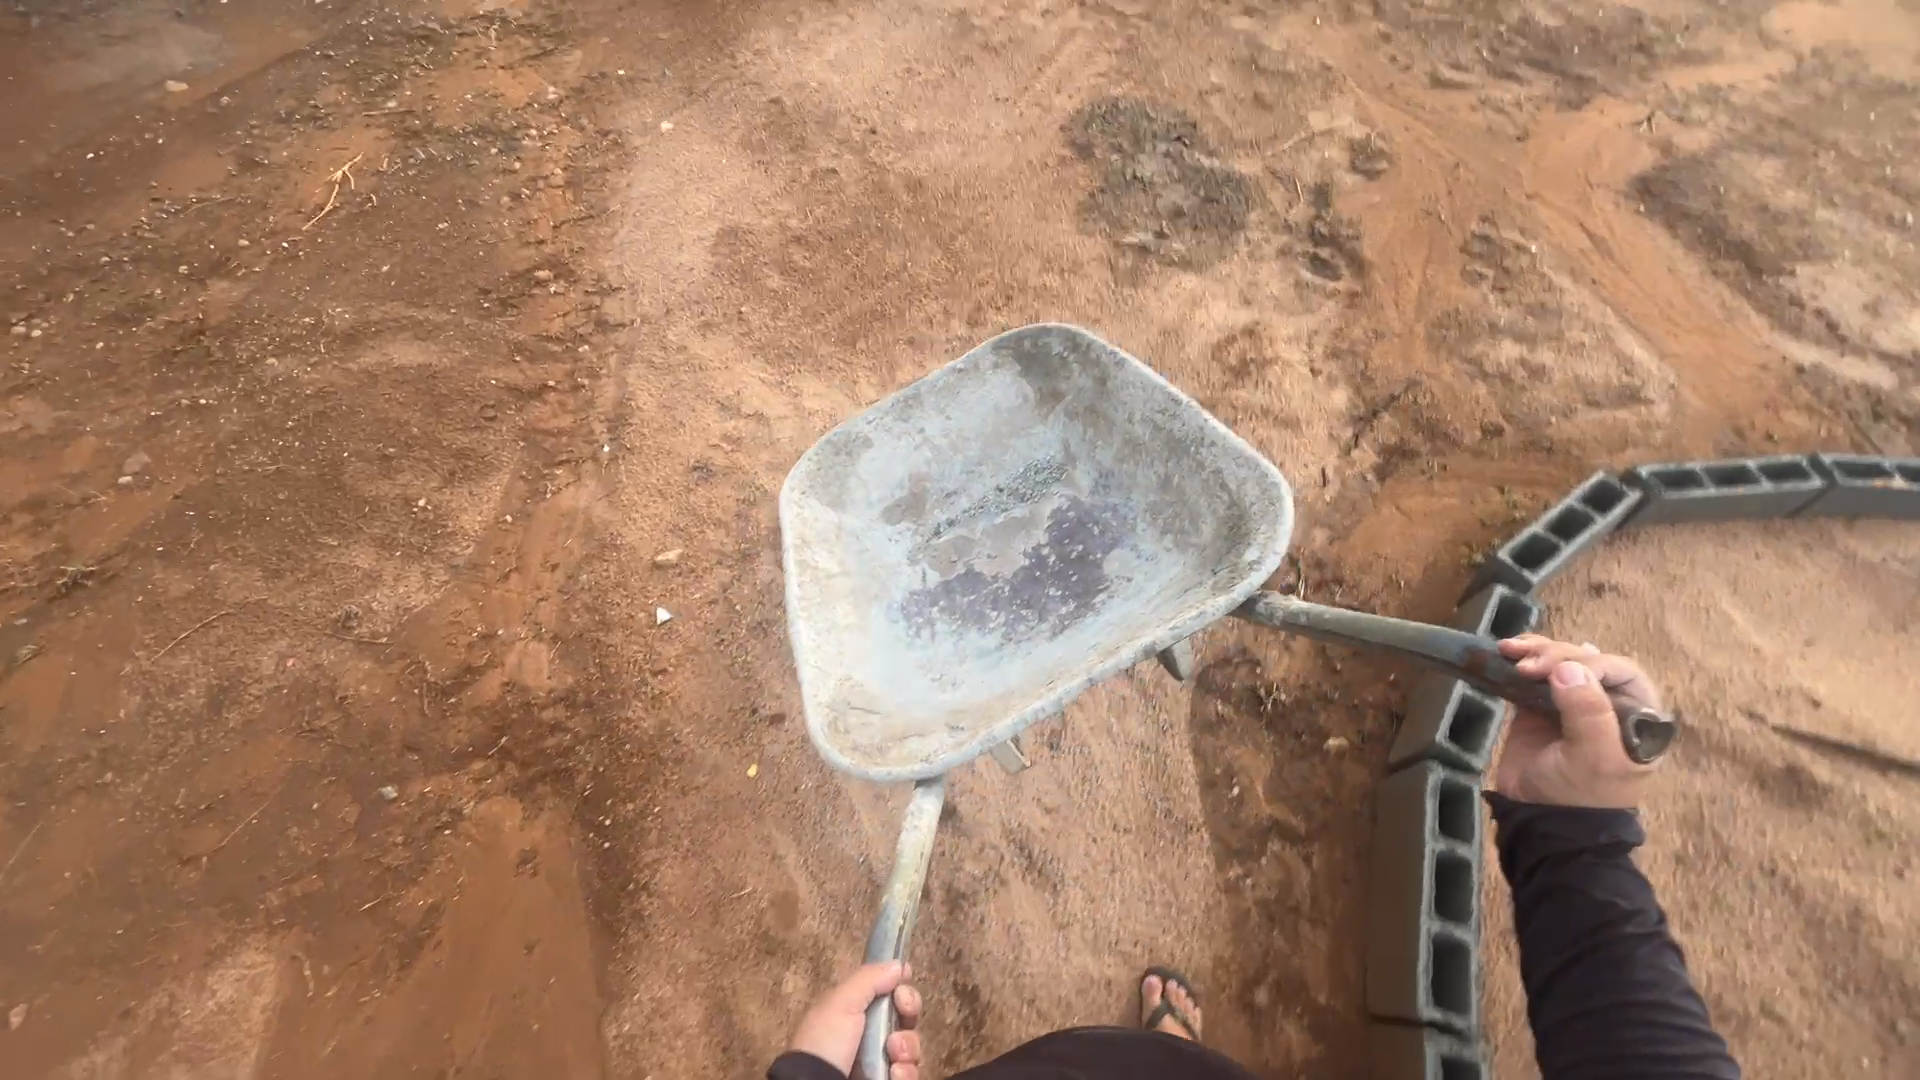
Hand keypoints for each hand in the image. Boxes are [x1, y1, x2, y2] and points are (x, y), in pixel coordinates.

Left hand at [788, 961, 922, 1079]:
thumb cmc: (825, 1042)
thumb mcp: (840, 1002)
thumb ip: (869, 978)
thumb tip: (898, 965)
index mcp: (857, 1011)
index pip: (891, 993)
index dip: (902, 989)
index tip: (901, 989)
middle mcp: (872, 1034)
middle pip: (906, 1016)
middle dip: (910, 1012)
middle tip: (903, 1013)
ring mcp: (880, 1061)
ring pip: (912, 1046)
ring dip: (907, 1046)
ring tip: (893, 1053)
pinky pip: (910, 1073)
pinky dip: (906, 1072)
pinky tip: (894, 1073)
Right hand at [1494, 635, 1663, 808]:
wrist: (1540, 817)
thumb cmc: (1581, 792)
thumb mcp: (1595, 757)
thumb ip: (1588, 713)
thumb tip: (1568, 669)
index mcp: (1637, 715)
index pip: (1621, 671)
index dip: (1589, 663)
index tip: (1552, 670)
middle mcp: (1606, 704)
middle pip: (1585, 661)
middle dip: (1553, 655)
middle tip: (1524, 664)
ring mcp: (1569, 704)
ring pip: (1557, 661)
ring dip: (1533, 650)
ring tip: (1507, 649)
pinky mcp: (1536, 706)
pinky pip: (1531, 675)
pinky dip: (1518, 660)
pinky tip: (1505, 652)